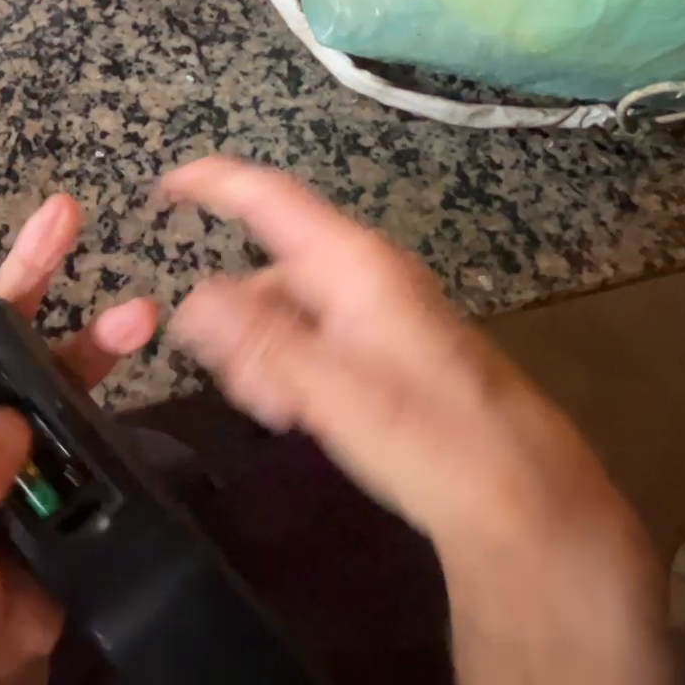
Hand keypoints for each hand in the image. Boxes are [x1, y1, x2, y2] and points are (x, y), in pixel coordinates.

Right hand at [162, 157, 669, 684]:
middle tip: (241, 383)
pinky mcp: (368, 349)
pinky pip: (300, 343)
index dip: (212, 183)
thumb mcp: (333, 388)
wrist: (521, 501)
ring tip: (279, 409)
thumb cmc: (433, 436)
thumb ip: (257, 340)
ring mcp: (362, 313)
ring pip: (276, 314)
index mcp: (351, 263)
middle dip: (235, 323)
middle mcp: (355, 276)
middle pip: (263, 273)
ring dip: (257, 356)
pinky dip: (281, 371)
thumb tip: (189, 300)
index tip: (163, 189)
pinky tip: (293, 413)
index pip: (270, 198)